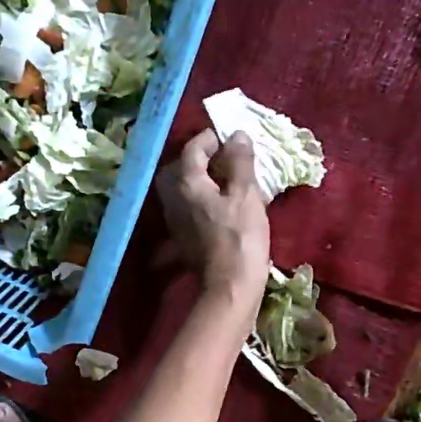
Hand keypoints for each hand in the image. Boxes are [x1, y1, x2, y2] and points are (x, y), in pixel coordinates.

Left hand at [156, 129, 269, 310]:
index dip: (212, 139)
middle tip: (223, 157)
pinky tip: (220, 205)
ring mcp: (175, 220)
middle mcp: (173, 198)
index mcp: (186, 183)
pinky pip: (188, 207)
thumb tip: (237, 135)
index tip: (231, 138)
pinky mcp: (183, 238)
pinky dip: (201, 198)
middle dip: (199, 158)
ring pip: (182, 189)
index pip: (193, 148)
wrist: (231, 286)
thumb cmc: (241, 237)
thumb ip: (241, 162)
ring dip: (199, 179)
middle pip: (179, 168)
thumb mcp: (247, 195)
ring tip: (224, 179)